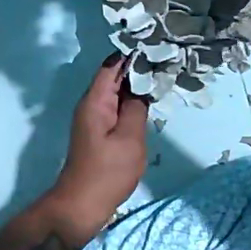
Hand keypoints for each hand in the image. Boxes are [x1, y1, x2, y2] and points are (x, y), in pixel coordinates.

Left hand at [42, 54, 149, 238]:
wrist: (82, 204)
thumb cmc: (106, 172)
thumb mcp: (129, 138)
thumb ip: (137, 108)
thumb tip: (143, 86)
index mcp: (95, 100)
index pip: (112, 64)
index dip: (133, 53)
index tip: (158, 44)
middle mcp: (92, 104)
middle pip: (115, 75)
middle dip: (138, 66)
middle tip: (168, 57)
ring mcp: (95, 117)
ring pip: (118, 91)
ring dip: (137, 83)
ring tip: (164, 73)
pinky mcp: (101, 130)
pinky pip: (118, 107)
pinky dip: (133, 100)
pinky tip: (151, 100)